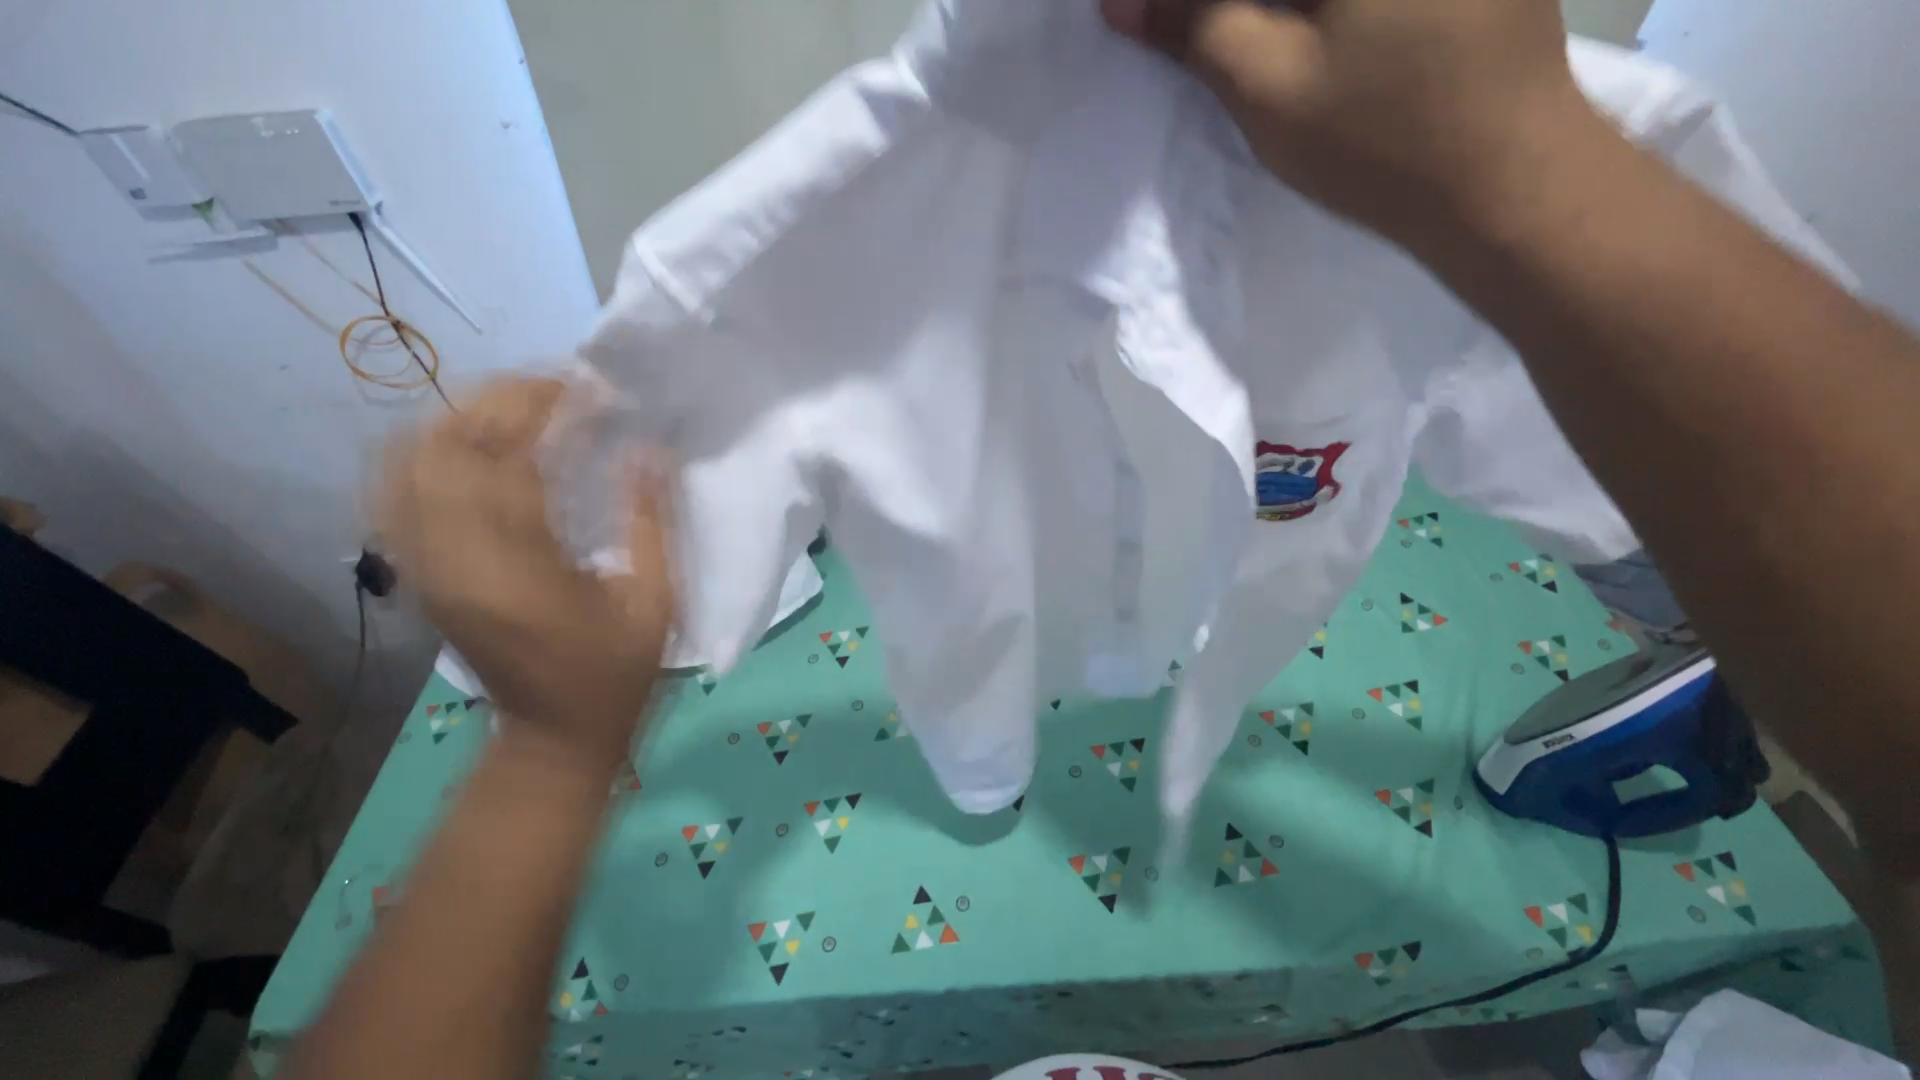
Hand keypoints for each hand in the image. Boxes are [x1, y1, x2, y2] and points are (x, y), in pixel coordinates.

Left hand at [379, 377, 673, 771]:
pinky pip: (394, 491)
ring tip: (516, 409)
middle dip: (497, 400)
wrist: (553, 735)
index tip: (589, 386)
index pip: (510, 460)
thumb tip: (648, 448)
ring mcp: (424, 566)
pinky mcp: (416, 572)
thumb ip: (653, 520)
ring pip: (408, 461)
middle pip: (445, 447)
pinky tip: (470, 444)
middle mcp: (454, 561)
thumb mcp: (656, 603)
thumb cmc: (616, 673)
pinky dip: (425, 452)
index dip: (546, 409)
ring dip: (459, 419)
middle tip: (554, 389)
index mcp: (519, 572)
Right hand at [1101, 0, 1619, 249]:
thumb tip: (1119, 2)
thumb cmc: (1380, 139)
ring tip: (1227, 39)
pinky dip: (1308, 11)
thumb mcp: (1267, 85)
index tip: (1147, 23)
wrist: (1510, 180)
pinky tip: (1292, 34)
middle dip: (1224, 7)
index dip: (1188, 3)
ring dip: (1265, 11)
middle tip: (1184, 33)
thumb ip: (1193, 27)